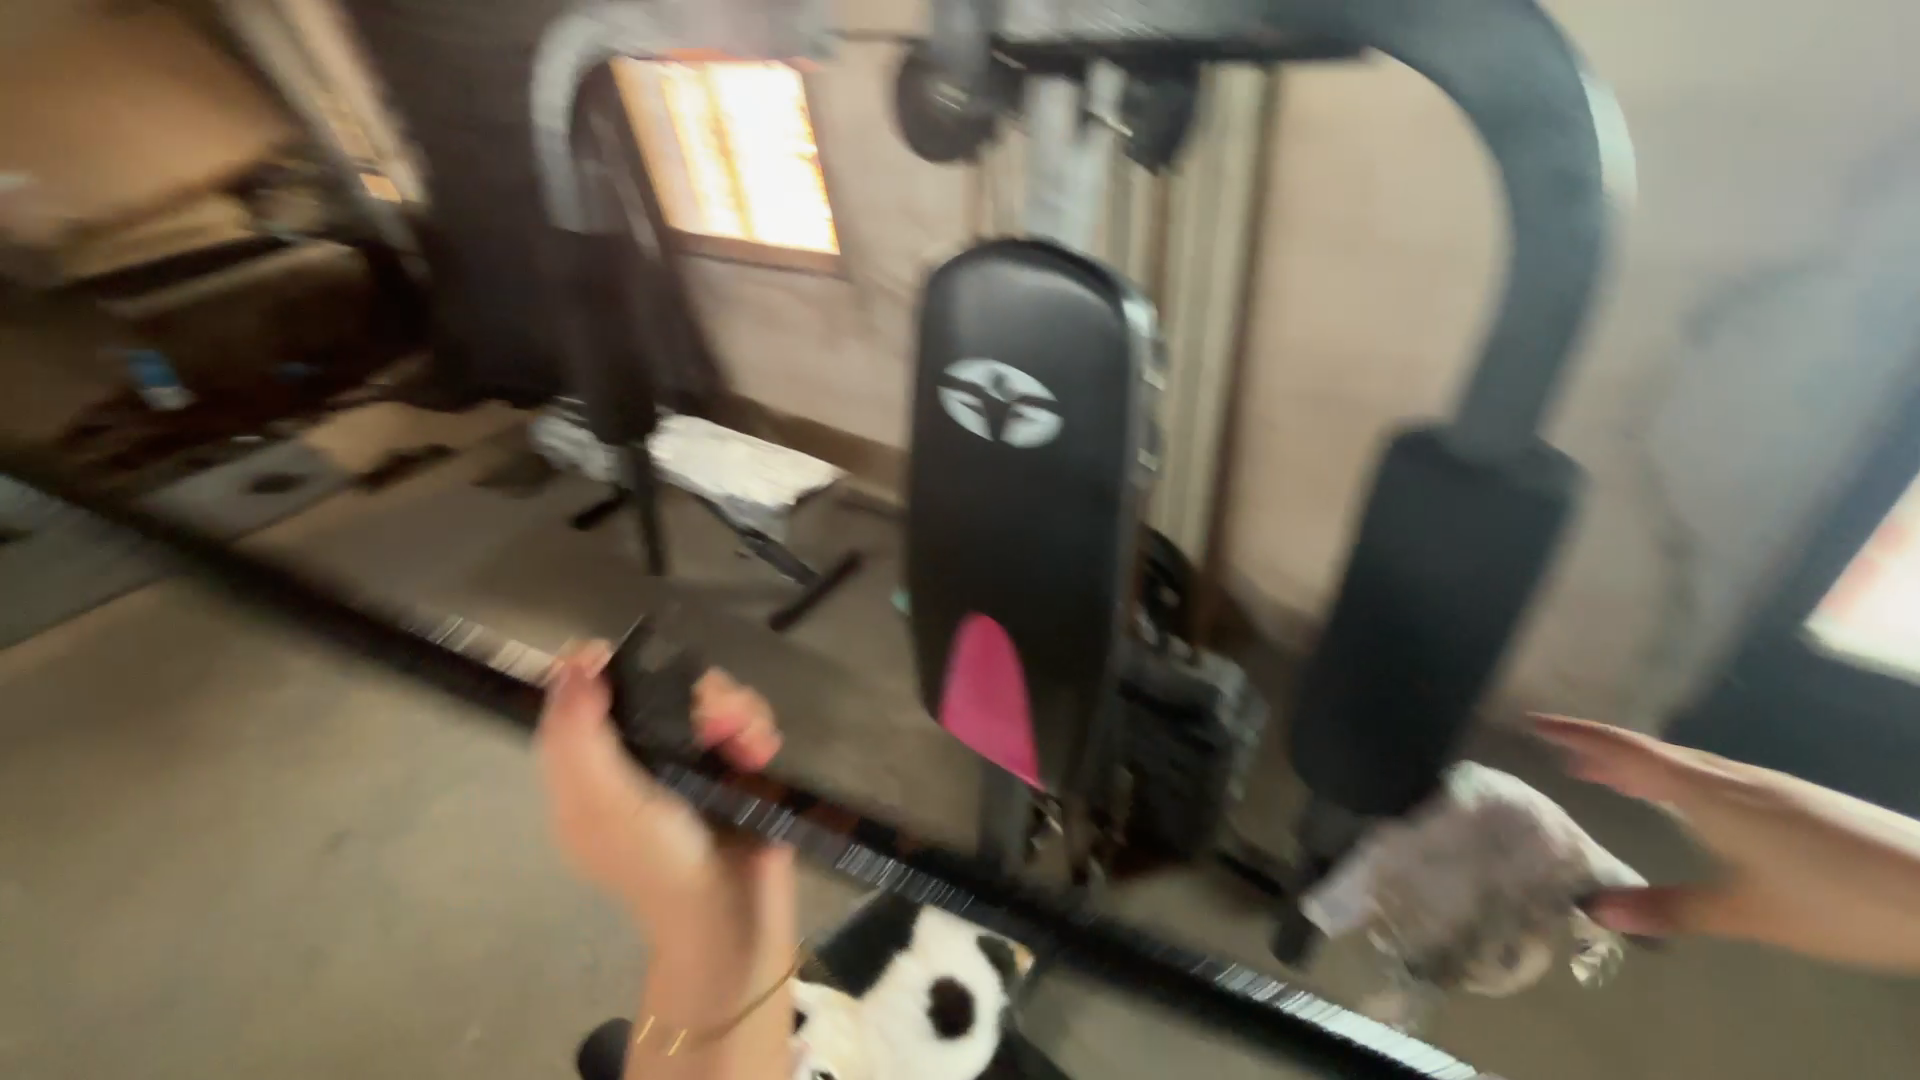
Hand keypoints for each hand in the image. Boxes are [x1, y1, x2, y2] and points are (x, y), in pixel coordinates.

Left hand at [536, 642, 792, 961]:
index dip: (597, 669)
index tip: (618, 657)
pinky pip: (746, 718)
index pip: (583, 698)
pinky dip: (758, 728)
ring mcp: (692, 757)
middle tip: (715, 721)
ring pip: (710, 695)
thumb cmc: (658, 866)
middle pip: (660, 685)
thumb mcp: (603, 806)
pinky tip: (761, 753)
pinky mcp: (736, 762)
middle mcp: (641, 754)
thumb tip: (572, 663)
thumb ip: (579, 737)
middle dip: (695, 693)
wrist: (732, 917)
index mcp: (592, 769)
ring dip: (736, 710)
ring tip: (748, 744)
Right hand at [1535, 714, 1919, 973]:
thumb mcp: (1749, 916)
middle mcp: (1730, 780)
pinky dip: (1677, 781)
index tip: (1533, 721)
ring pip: (1686, 767)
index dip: (1576, 734)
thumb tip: (1592, 909)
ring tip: (1613, 780)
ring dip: (1642, 768)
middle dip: (1604, 754)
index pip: (1625, 751)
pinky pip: (1713, 779)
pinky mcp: (1798, 803)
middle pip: (1653, 754)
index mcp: (1706, 795)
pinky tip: (1689, 806)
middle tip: (1565, 759)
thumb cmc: (1842, 900)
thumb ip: (1669, 910)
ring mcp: (1769, 789)